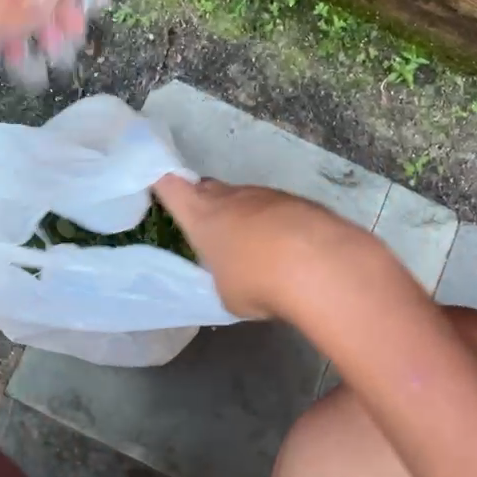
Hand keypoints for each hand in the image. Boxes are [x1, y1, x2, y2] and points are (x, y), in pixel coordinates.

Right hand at [152, 176, 386, 318]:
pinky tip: (287, 252)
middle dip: (206, 202)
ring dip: (246, 217)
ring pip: (246, 200)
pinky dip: (276, 226)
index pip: (171, 186)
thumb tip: (236, 273)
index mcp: (201, 215)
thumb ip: (224, 277)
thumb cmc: (256, 281)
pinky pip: (277, 210)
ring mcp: (266, 195)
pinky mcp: (298, 202)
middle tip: (208, 224)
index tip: (158, 184)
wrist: (319, 263)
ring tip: (254, 249)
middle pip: (209, 189)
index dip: (164, 184)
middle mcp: (230, 197)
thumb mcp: (227, 293)